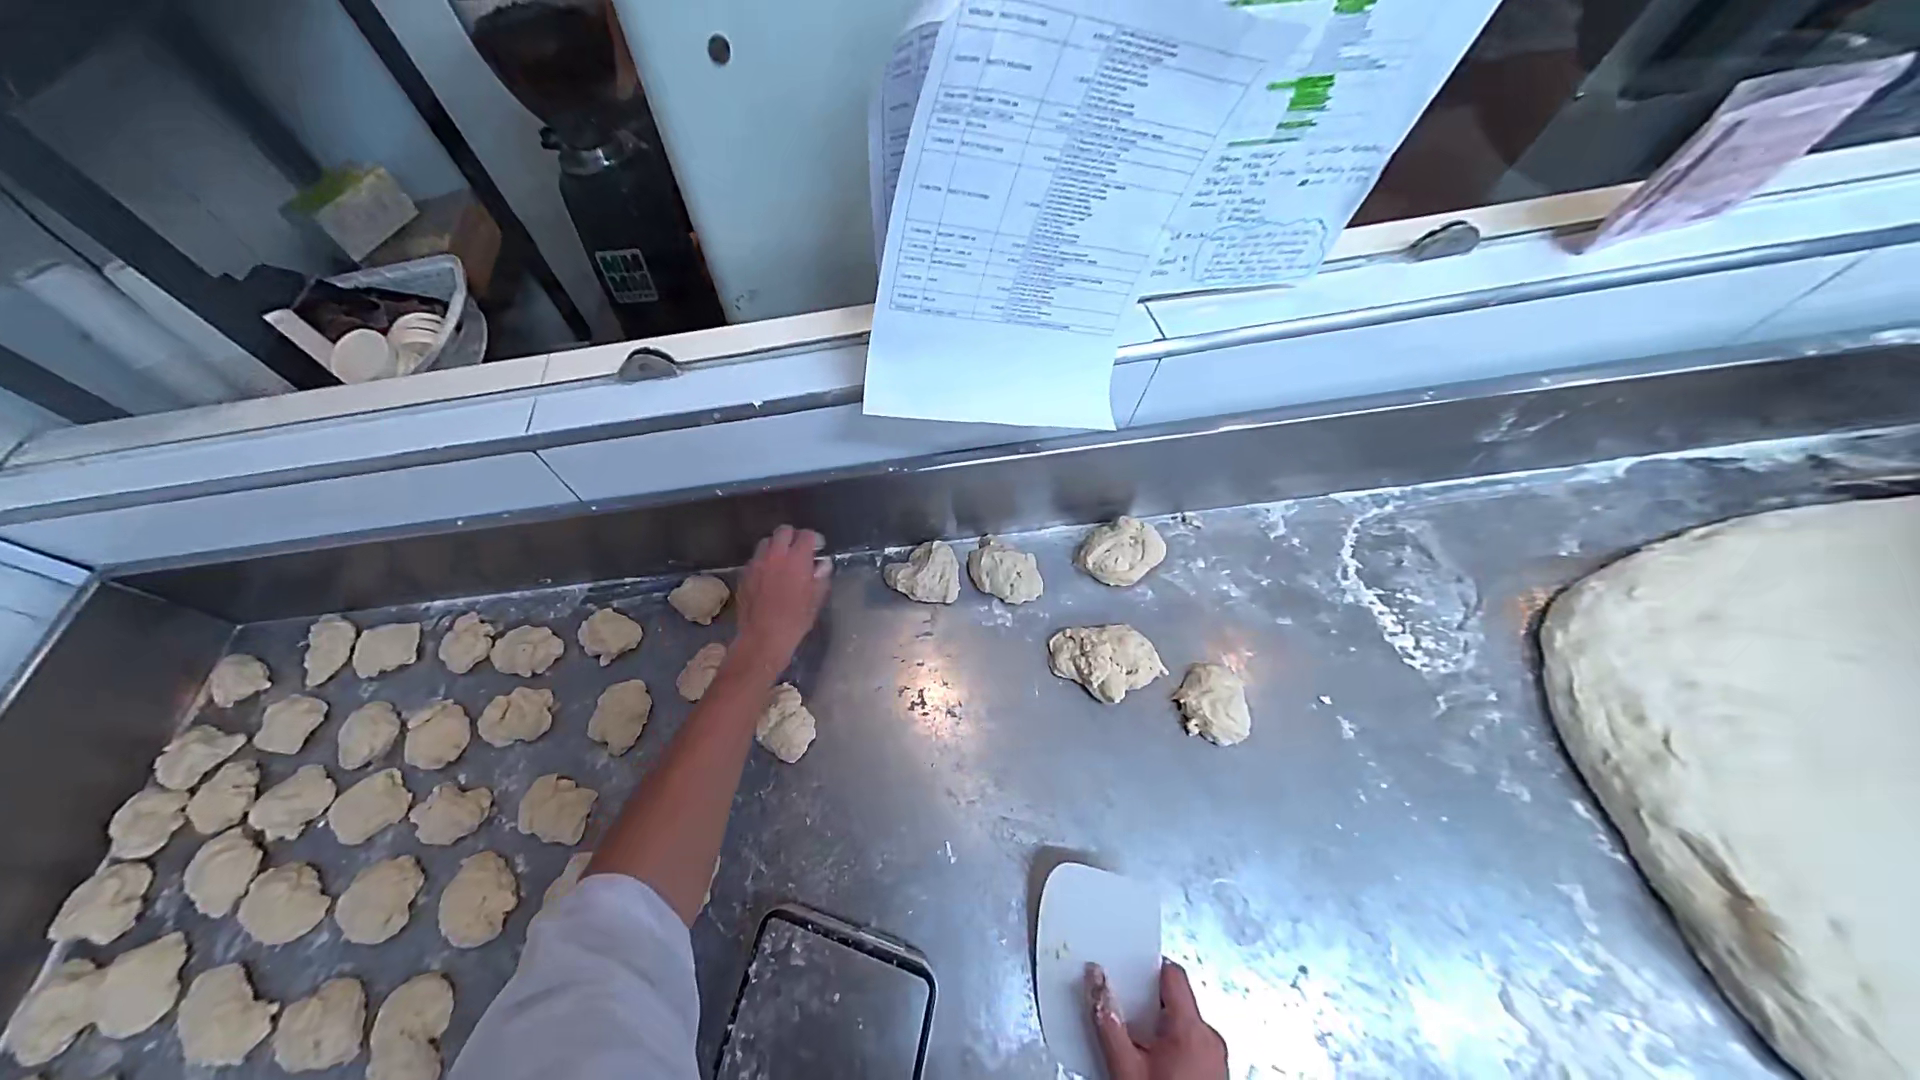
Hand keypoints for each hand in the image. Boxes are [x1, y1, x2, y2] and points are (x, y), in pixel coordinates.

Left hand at [732, 525, 830, 672]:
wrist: (763, 636)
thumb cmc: (795, 619)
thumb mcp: (816, 599)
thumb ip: (821, 576)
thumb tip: (822, 564)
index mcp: (797, 559)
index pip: (807, 535)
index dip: (815, 540)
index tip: (817, 548)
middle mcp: (775, 555)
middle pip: (783, 531)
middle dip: (793, 537)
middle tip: (799, 550)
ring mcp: (757, 563)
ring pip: (766, 542)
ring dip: (776, 547)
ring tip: (781, 561)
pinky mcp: (744, 574)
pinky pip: (755, 559)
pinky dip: (764, 561)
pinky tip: (768, 576)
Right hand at [1087, 960, 1226, 1079]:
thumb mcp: (1124, 1068)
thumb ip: (1108, 1018)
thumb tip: (1096, 977)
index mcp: (1192, 1029)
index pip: (1170, 972)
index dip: (1145, 967)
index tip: (1123, 971)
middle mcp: (1211, 1039)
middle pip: (1174, 999)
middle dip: (1144, 1003)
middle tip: (1121, 1014)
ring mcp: (1217, 1060)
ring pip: (1181, 1023)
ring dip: (1156, 1027)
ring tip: (1133, 1047)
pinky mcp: (1217, 1076)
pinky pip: (1190, 1044)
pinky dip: (1169, 1046)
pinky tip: (1149, 1064)